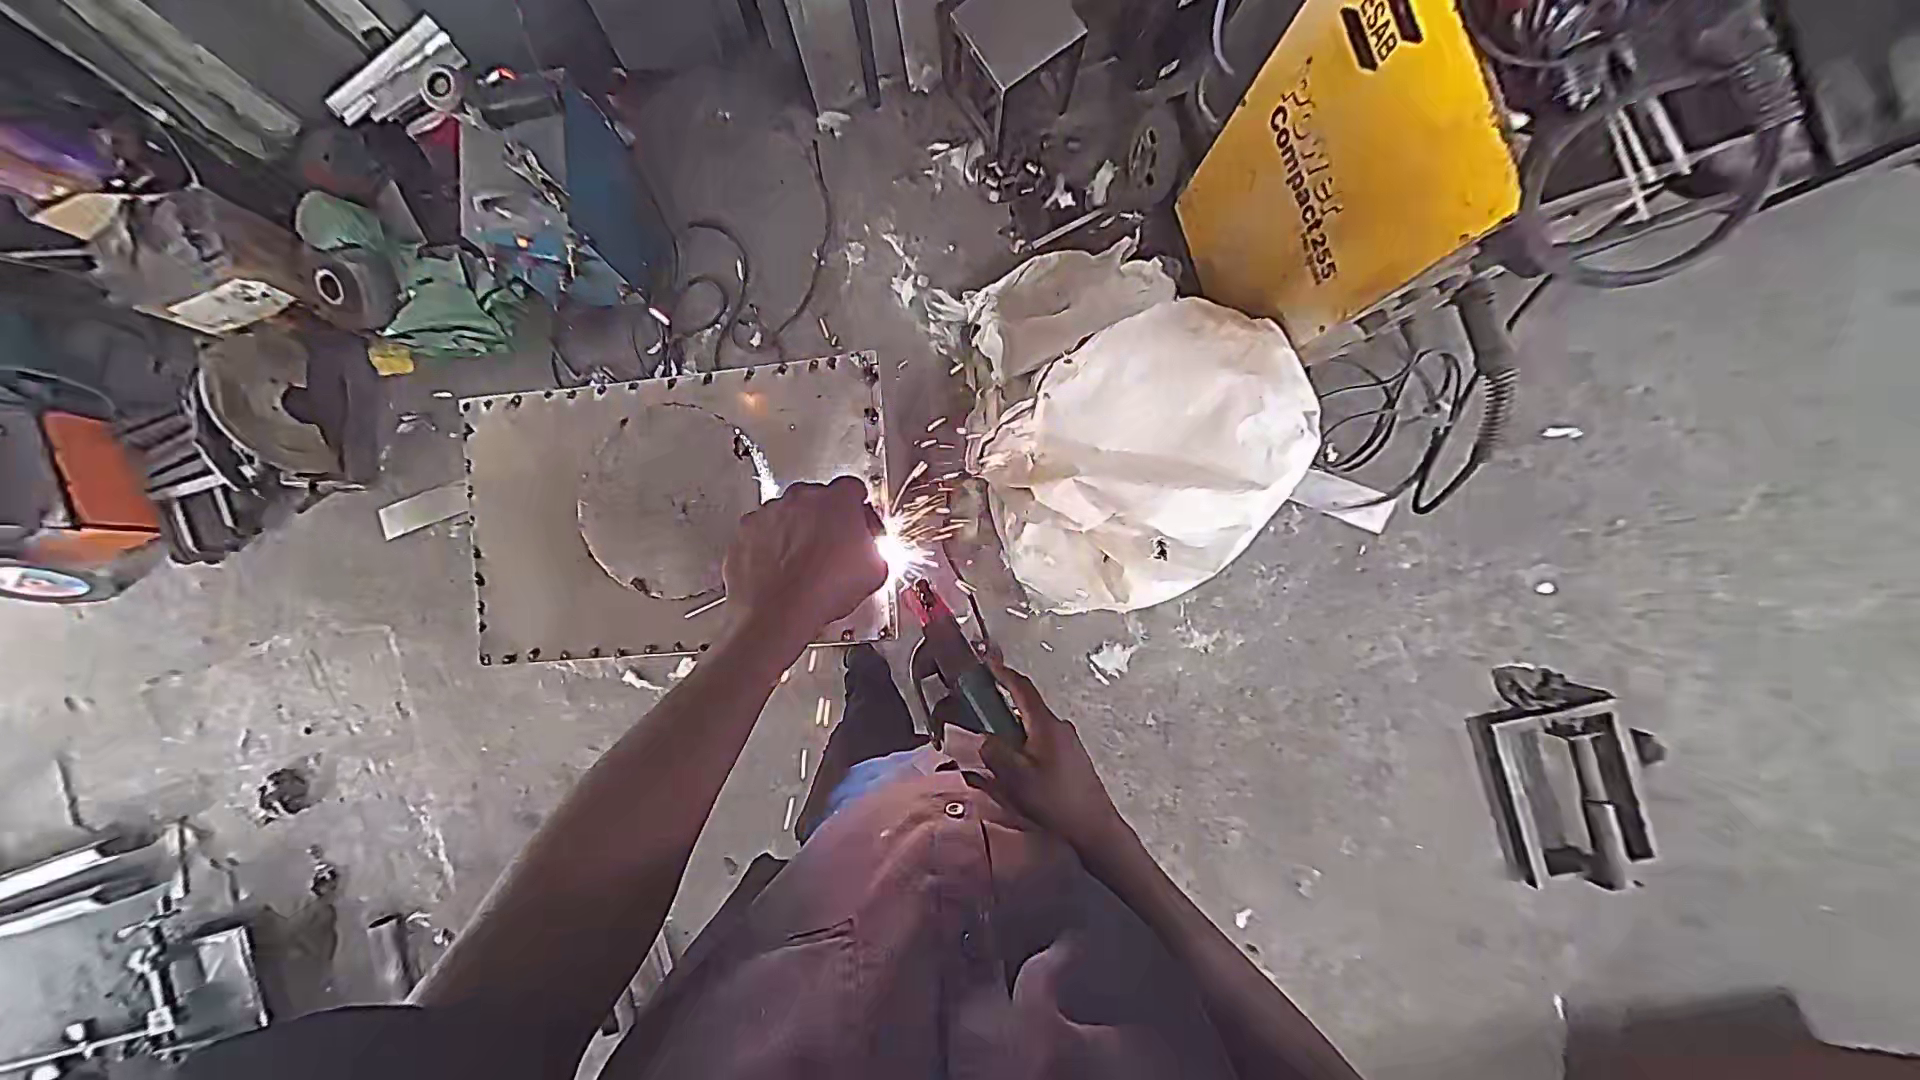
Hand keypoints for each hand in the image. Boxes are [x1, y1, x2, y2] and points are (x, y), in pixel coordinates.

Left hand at [723, 476, 886, 639]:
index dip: (857, 505)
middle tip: (832, 546)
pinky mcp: (747, 530)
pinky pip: (762, 530)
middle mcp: (802, 499)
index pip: (853, 488)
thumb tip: (871, 548)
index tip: (858, 517)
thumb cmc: (823, 591)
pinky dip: (770, 543)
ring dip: (797, 529)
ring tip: (805, 562)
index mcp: (838, 502)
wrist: (778, 614)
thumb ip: (874, 545)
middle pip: (818, 498)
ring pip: (788, 512)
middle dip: (826, 518)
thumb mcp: (873, 569)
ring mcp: (771, 512)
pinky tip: (782, 566)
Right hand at [979, 655, 1131, 856]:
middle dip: (1001, 712)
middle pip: (1024, 710)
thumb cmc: (1055, 802)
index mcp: (1045, 725)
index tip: (987, 664)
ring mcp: (1067, 743)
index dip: (1003, 673)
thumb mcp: (1015, 778)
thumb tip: (984, 739)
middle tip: (979, 719)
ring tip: (993, 758)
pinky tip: (1015, 775)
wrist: (1095, 830)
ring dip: (1011, 736)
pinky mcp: (1071, 760)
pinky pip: (1040, 745)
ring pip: (1031, 730)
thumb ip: (994, 753)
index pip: (1022, 688)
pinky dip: (1023, 750)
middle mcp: (1059, 727)